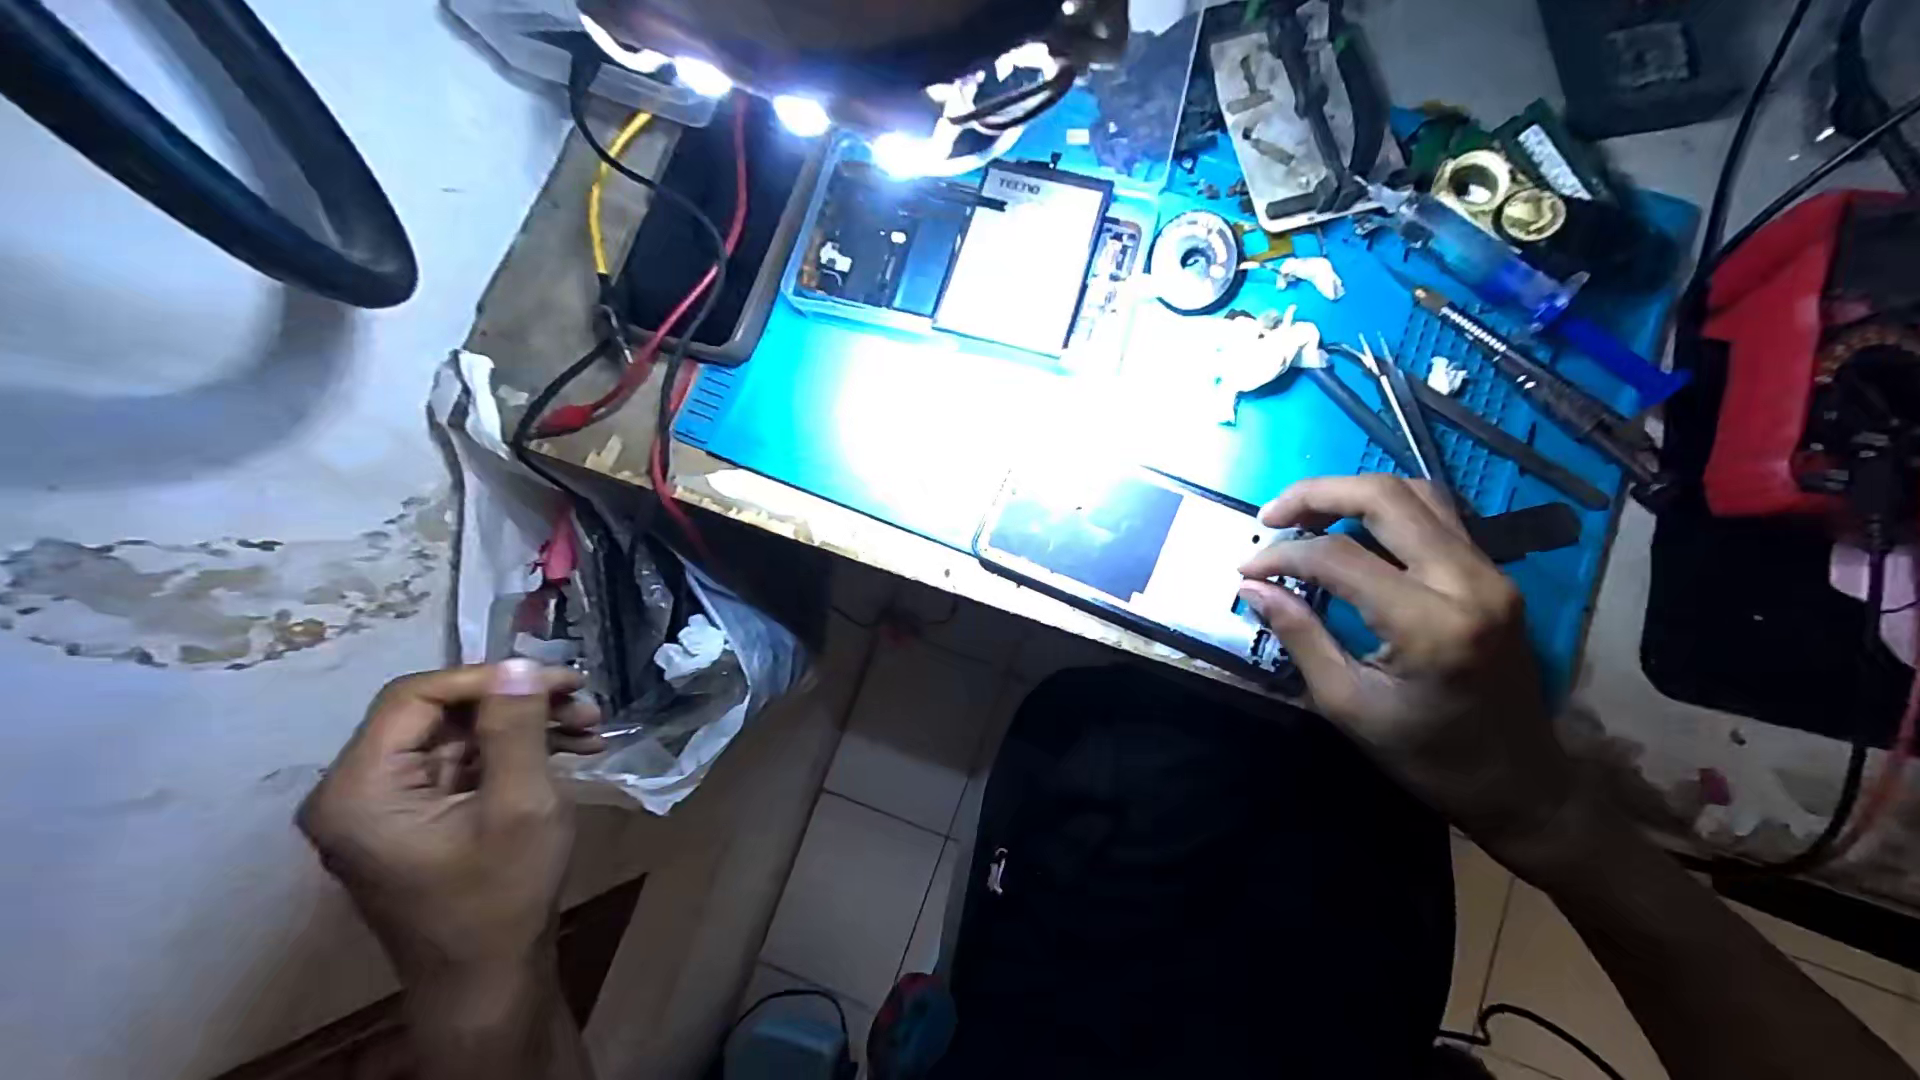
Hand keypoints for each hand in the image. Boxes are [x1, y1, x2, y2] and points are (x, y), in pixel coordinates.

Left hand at [297, 661, 605, 979]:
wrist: (492, 976)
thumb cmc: (502, 895)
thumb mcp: (521, 805)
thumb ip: (517, 729)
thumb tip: (521, 662)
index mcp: (360, 790)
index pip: (415, 697)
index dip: (488, 678)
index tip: (558, 681)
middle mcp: (360, 790)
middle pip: (441, 712)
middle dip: (518, 701)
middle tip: (583, 699)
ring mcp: (391, 804)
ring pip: (462, 732)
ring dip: (528, 723)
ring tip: (591, 725)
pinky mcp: (422, 813)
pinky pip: (469, 761)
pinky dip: (521, 749)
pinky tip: (575, 748)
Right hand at [1236, 475, 1575, 855]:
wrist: (1522, 782)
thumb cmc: (1426, 754)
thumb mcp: (1345, 702)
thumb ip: (1299, 634)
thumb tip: (1252, 587)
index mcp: (1431, 625)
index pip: (1339, 557)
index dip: (1282, 556)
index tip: (1246, 570)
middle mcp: (1469, 583)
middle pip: (1385, 499)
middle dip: (1315, 495)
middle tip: (1269, 516)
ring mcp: (1490, 573)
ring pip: (1416, 494)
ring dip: (1350, 493)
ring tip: (1303, 515)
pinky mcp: (1493, 574)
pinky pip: (1435, 516)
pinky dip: (1382, 509)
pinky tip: (1348, 528)